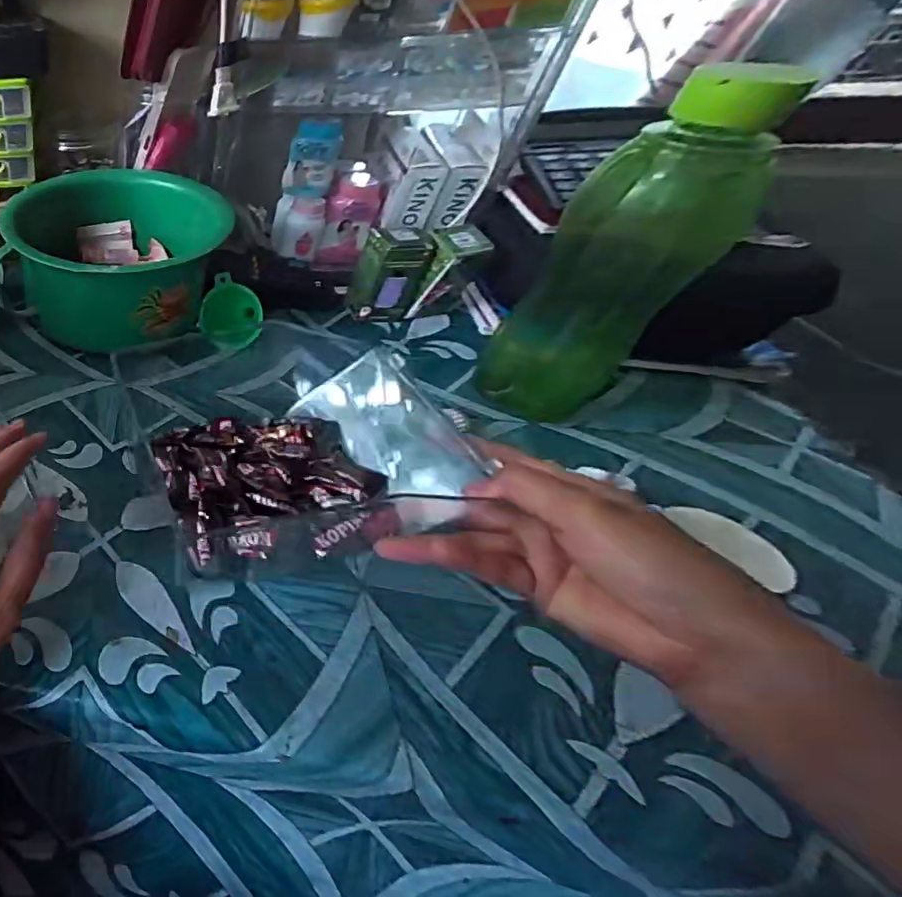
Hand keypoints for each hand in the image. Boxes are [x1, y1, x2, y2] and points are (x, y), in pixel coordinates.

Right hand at [374, 440, 806, 690]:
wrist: (698, 639)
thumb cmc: (653, 561)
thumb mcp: (591, 515)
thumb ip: (527, 491)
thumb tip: (470, 482)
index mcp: (568, 489)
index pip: (509, 462)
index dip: (467, 450)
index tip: (420, 439)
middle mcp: (546, 515)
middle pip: (481, 499)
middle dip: (435, 496)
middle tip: (382, 493)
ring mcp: (536, 550)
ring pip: (472, 533)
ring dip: (429, 533)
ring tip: (380, 531)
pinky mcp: (529, 584)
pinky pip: (479, 564)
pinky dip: (442, 558)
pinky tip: (406, 553)